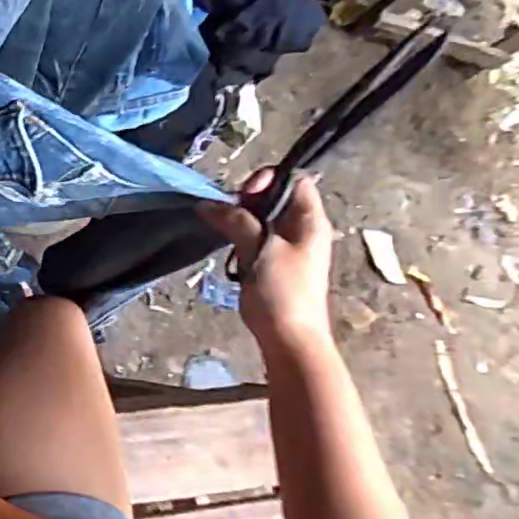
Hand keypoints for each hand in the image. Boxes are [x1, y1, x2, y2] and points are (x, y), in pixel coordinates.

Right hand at [196, 169, 334, 354]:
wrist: (290, 338)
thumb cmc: (282, 292)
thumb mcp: (260, 249)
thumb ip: (236, 221)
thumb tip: (208, 204)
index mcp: (310, 221)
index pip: (294, 180)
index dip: (269, 180)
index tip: (243, 196)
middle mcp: (303, 229)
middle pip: (274, 198)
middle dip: (247, 202)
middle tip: (227, 216)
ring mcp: (289, 248)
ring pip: (262, 220)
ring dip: (240, 223)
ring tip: (226, 236)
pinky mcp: (274, 264)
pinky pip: (256, 240)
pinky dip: (241, 241)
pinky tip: (232, 255)